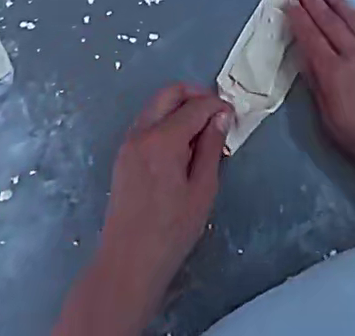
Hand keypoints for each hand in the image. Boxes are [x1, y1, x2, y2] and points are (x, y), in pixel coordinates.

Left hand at [96, 83, 229, 287]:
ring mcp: (128, 141)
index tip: (232, 113)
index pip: (194, 106)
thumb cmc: (171, 232)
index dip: (216, 105)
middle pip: (169, 93)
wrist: (128, 261)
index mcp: (162, 140)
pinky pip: (146, 122)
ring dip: (179, 107)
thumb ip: (211, 149)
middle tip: (216, 112)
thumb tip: (220, 118)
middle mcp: (141, 131)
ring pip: (156, 105)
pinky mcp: (123, 153)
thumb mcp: (202, 191)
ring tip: (201, 130)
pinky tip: (180, 144)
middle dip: (194, 95)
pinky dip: (165, 121)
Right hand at [286, 0, 354, 187]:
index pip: (311, 38)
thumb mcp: (331, 120)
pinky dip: (349, 10)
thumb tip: (306, 59)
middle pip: (328, 21)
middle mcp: (350, 55)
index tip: (288, 1)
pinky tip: (343, 3)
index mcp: (333, 73)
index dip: (299, 18)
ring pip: (346, 16)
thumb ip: (316, 86)